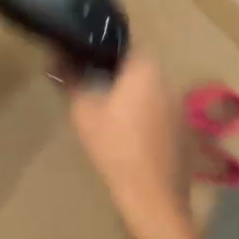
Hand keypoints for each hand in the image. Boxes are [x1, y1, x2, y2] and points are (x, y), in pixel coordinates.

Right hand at [57, 53, 186, 216]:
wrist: (151, 197)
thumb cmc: (114, 145)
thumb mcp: (82, 109)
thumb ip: (70, 78)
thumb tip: (54, 55)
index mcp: (145, 70)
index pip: (125, 41)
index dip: (104, 43)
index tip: (84, 48)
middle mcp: (168, 83)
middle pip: (139, 64)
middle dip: (116, 67)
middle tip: (89, 74)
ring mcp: (179, 109)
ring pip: (150, 87)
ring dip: (131, 89)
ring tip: (104, 101)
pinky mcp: (184, 132)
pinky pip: (159, 109)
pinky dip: (143, 110)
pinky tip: (125, 128)